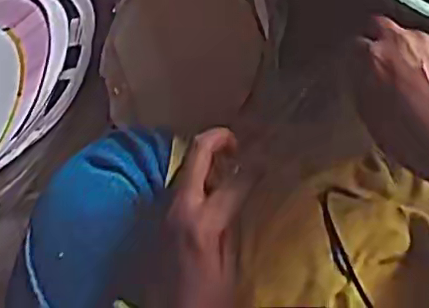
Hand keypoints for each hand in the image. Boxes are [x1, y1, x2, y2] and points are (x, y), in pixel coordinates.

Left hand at [154, 128, 251, 307]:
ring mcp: (166, 207)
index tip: (268, 160)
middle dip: (220, 138)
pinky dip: (198, 174)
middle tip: (238, 144)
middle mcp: (180, 205)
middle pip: (198, 150)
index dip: (256, 167)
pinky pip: (181, 182)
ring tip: (229, 165)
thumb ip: (236, 227)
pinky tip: (211, 188)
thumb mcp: (231, 269)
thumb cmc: (205, 300)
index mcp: (202, 221)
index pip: (236, 181)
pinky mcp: (160, 215)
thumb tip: (246, 193)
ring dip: (208, 156)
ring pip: (188, 163)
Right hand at [353, 16, 428, 199]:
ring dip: (399, 46)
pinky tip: (425, 76)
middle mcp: (398, 41)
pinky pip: (424, 43)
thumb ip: (361, 89)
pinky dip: (420, 54)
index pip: (354, 44)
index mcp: (374, 58)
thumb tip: (358, 78)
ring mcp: (424, 41)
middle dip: (375, 39)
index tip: (357, 67)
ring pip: (403, 33)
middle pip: (377, 25)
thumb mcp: (375, 122)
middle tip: (377, 61)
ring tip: (404, 71)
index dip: (354, 57)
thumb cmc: (420, 142)